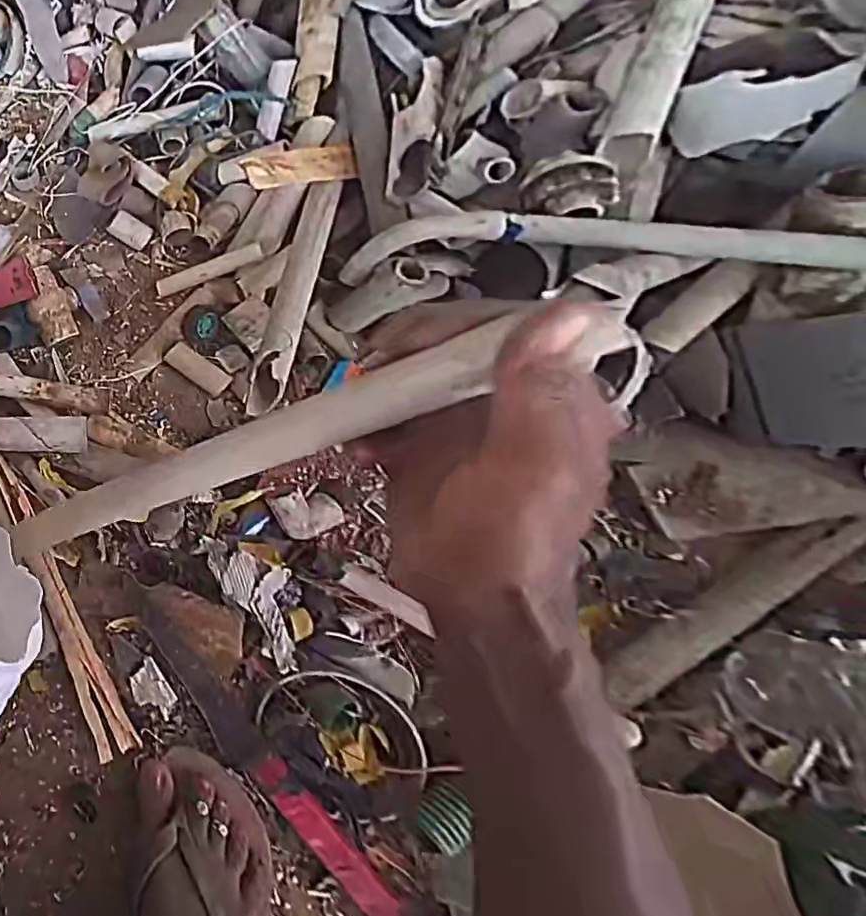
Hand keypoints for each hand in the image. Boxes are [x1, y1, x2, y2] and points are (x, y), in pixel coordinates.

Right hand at [354, 302, 623, 621]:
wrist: (464, 595)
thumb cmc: (507, 544)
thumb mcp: (529, 466)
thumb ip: (537, 394)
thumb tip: (556, 320)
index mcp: (551, 402)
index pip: (507, 330)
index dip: (454, 328)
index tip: (408, 348)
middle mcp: (506, 407)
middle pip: (450, 350)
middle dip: (404, 357)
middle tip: (373, 375)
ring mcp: (460, 429)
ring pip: (413, 380)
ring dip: (378, 390)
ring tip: (359, 411)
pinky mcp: (421, 450)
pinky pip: (387, 415)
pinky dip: (364, 422)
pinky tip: (359, 442)